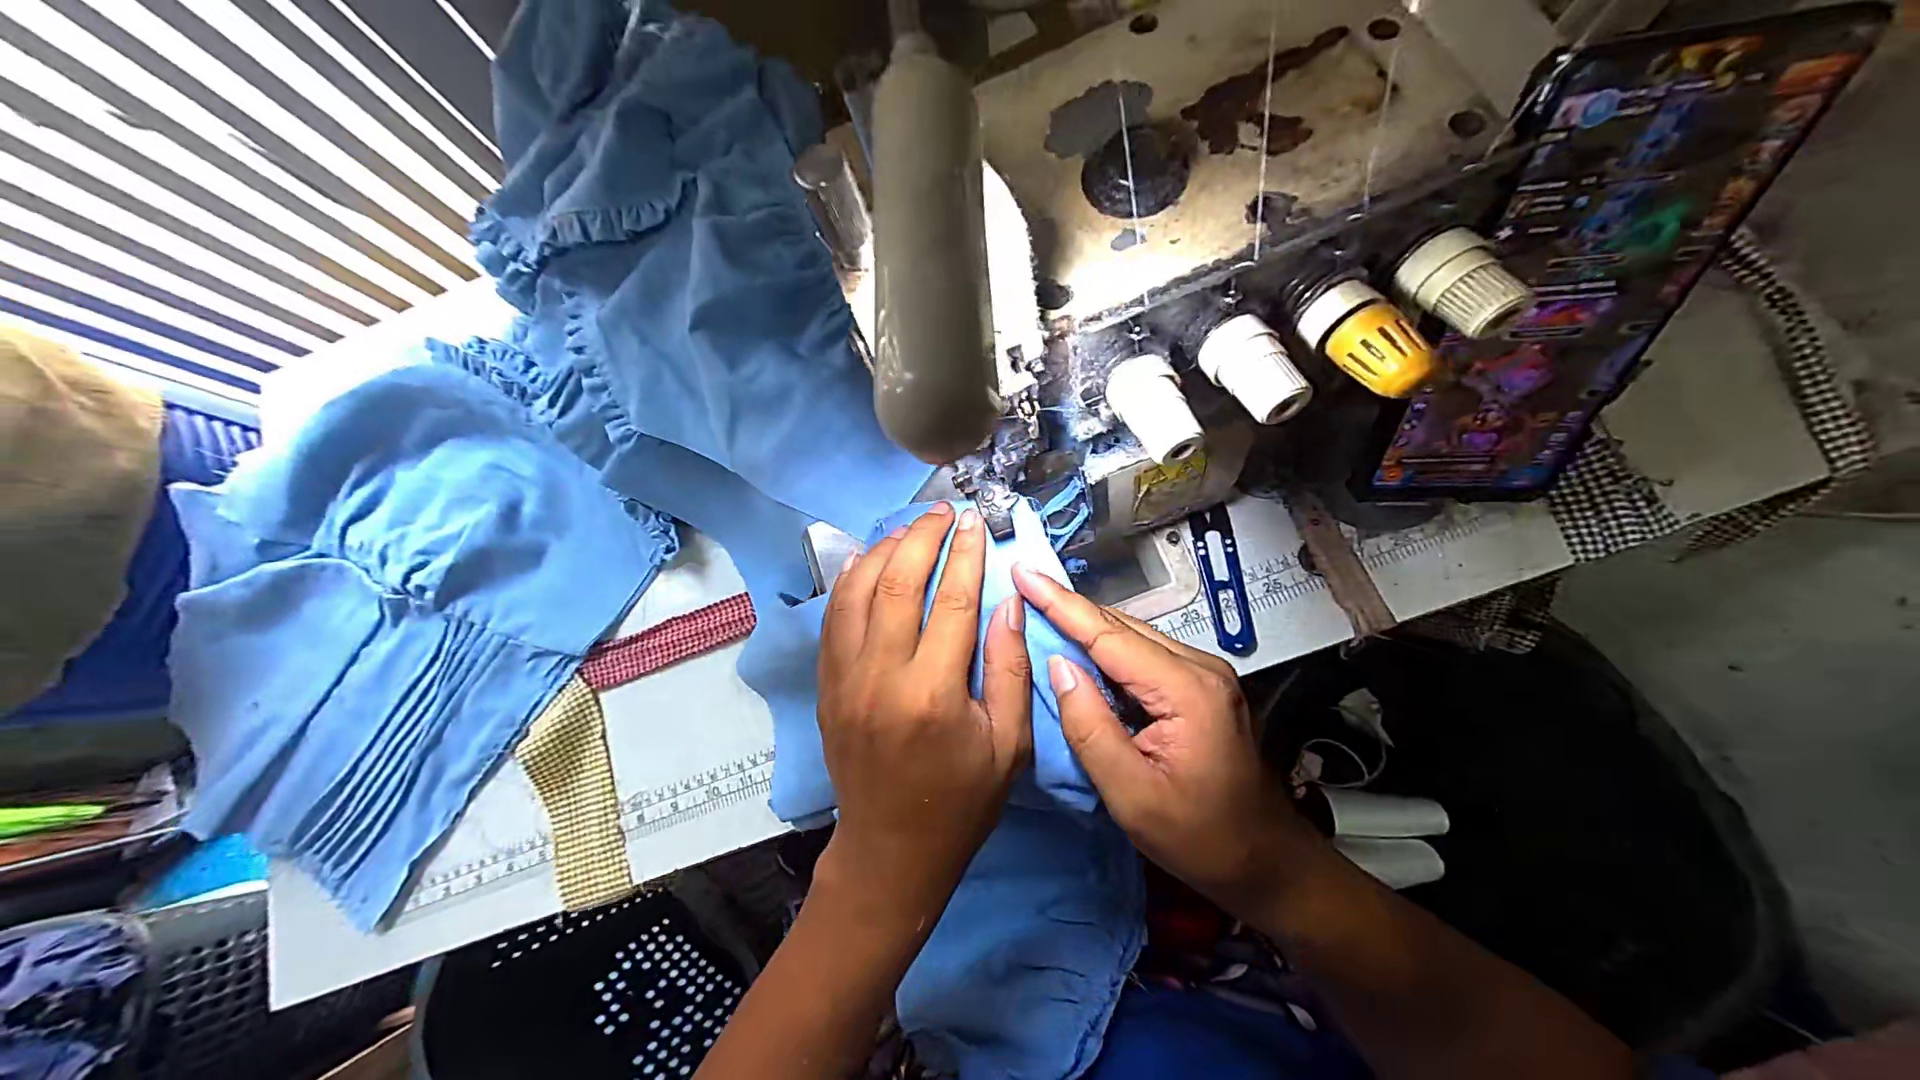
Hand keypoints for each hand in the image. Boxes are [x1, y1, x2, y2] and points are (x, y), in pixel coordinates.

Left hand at [815, 503, 1033, 914]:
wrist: (891, 848)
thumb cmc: (961, 801)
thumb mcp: (1009, 745)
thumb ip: (1009, 669)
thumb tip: (1007, 602)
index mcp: (932, 693)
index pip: (951, 602)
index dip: (965, 555)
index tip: (974, 522)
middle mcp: (880, 676)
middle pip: (897, 584)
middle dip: (921, 538)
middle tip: (942, 512)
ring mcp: (844, 679)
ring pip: (856, 592)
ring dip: (883, 550)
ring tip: (909, 528)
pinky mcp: (826, 685)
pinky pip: (832, 618)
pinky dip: (848, 581)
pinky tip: (865, 559)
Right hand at [1011, 563, 1321, 917]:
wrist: (1267, 861)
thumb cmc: (1200, 838)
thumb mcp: (1132, 796)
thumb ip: (1090, 728)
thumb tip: (1058, 665)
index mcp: (1186, 690)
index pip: (1108, 635)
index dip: (1060, 603)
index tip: (1024, 573)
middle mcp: (1200, 668)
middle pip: (1120, 626)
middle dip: (1067, 606)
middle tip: (1022, 586)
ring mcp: (1204, 674)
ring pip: (1131, 636)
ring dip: (1084, 625)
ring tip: (1039, 608)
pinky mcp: (1200, 686)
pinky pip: (1143, 655)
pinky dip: (1105, 648)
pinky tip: (1078, 647)